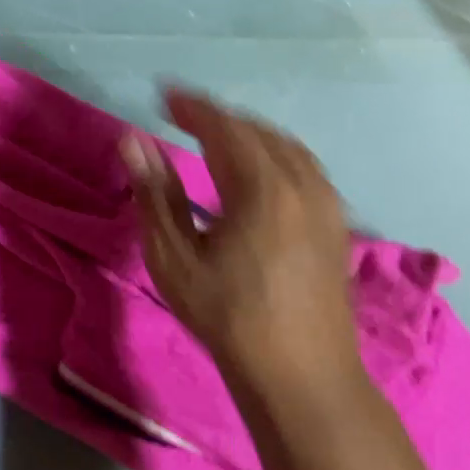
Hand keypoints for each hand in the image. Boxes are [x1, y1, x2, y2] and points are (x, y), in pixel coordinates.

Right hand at [121, 88, 362, 394]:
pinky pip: (305, 167)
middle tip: (178, 112)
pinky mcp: (336, 226)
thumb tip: (132, 141)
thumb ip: (154, 192)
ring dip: (248, 132)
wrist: (301, 373)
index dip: (191, 108)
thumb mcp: (173, 254)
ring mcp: (328, 207)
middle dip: (217, 116)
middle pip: (259, 133)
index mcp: (262, 190)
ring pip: (288, 148)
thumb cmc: (226, 312)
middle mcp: (303, 188)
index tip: (160, 96)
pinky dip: (273, 152)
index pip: (225, 129)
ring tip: (212, 133)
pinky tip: (255, 168)